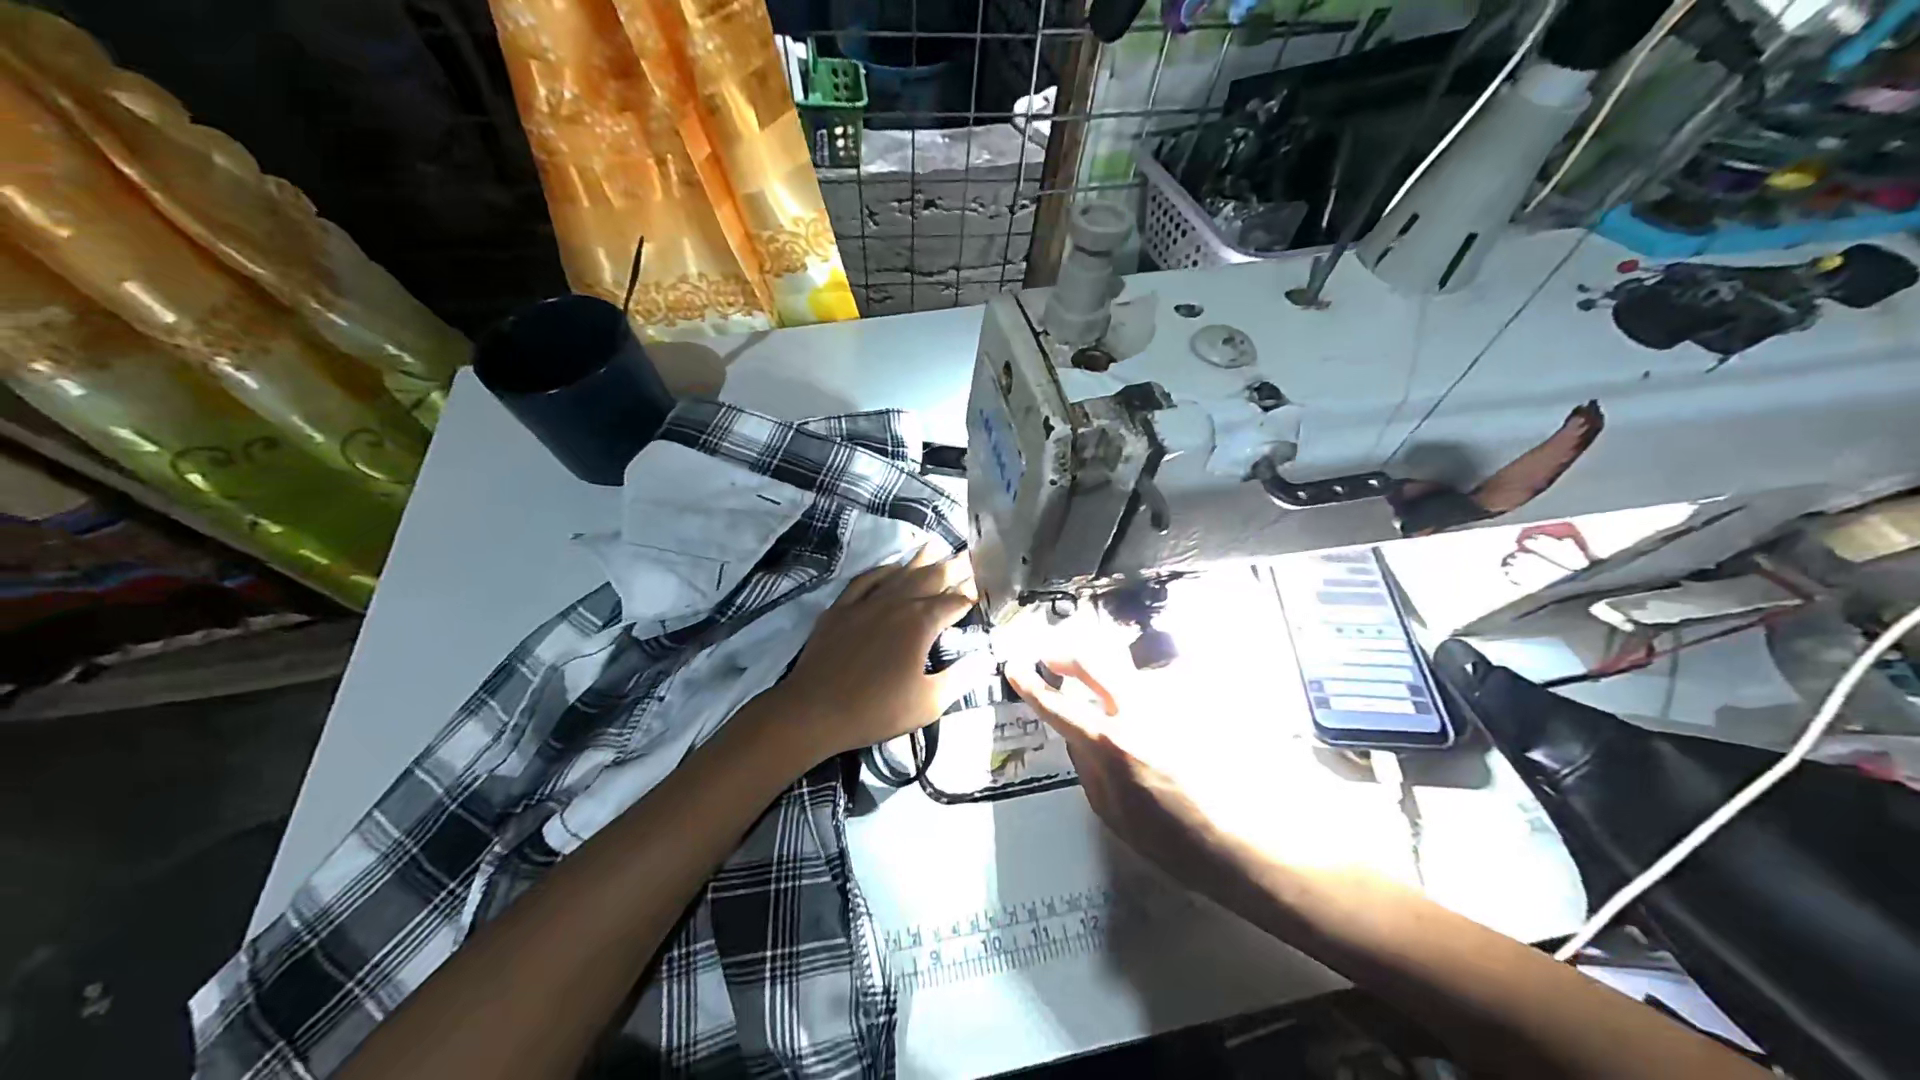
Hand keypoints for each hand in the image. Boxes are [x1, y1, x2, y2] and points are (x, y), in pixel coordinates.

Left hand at [776, 545, 988, 761]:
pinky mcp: (840, 609)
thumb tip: (986, 659)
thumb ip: (961, 678)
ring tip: (936, 545)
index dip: (972, 595)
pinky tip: (892, 566)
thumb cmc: (876, 710)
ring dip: (920, 560)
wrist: (814, 710)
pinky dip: (882, 570)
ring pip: (899, 574)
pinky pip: (865, 581)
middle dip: (953, 567)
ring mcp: (865, 603)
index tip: (985, 587)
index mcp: (921, 623)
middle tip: (969, 554)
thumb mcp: (929, 702)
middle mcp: (896, 603)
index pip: (955, 602)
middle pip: (930, 579)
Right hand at [1006, 642, 1418, 899]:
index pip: (1058, 704)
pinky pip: (1163, 688)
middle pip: (1092, 658)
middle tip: (1053, 658)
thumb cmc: (1178, 842)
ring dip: (1113, 681)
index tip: (1015, 667)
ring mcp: (1172, 699)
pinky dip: (1150, 697)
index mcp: (1110, 742)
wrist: (1254, 841)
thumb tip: (1076, 739)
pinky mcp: (1200, 698)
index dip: (1031, 685)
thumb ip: (1088, 770)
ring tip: (1114, 702)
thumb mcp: (1114, 817)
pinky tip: (1161, 721)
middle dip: (1065, 654)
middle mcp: (1138, 709)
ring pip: (1130, 672)